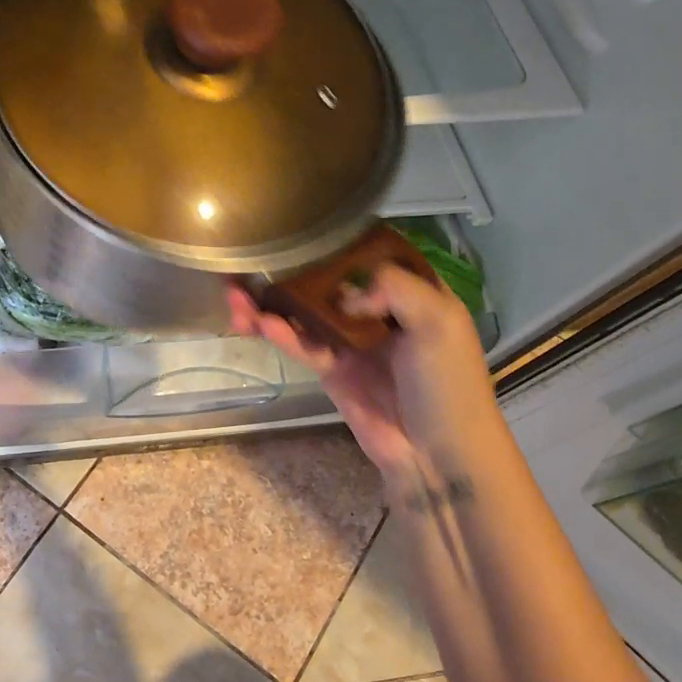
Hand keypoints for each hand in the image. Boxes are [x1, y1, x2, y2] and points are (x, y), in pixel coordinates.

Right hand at [226, 266, 504, 478]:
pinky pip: (300, 344)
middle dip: (289, 271)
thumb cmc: (447, 384)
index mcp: (412, 291)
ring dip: (270, 303)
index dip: (334, 241)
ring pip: (304, 312)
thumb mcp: (439, 322)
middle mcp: (378, 310)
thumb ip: (394, 287)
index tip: (298, 228)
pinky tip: (259, 324)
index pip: (367, 254)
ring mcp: (351, 341)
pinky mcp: (331, 370)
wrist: (438, 454)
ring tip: (234, 295)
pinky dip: (279, 333)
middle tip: (248, 263)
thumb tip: (343, 293)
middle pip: (325, 281)